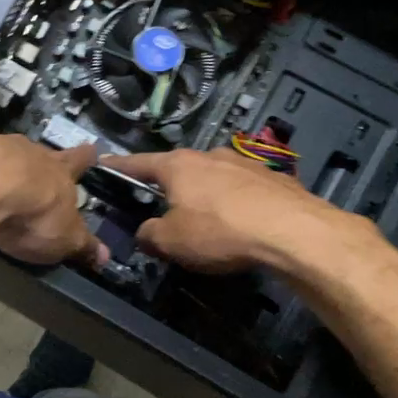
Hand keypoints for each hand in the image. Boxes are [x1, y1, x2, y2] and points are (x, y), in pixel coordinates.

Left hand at [0, 133, 107, 266]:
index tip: (90, 150)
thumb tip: (105, 256)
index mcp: (59, 171)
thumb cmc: (31, 215)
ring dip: (1, 165)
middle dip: (39, 162)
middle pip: (39, 152)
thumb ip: (81, 245)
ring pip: (3, 152)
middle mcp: (29, 152)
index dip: (85, 157)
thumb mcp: (62, 239)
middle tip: (36, 172)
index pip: (79, 160)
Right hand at [105, 148, 384, 281]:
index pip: (138, 163)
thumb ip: (149, 235)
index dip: (118, 167)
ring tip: (204, 219)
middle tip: (160, 206)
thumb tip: (146, 231)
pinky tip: (240, 224)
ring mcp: (244, 163)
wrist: (293, 232)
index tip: (103, 164)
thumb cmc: (221, 232)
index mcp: (177, 165)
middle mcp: (209, 155)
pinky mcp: (272, 178)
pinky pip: (242, 190)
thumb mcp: (171, 242)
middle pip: (178, 169)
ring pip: (212, 178)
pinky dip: (234, 203)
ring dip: (204, 194)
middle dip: (168, 186)